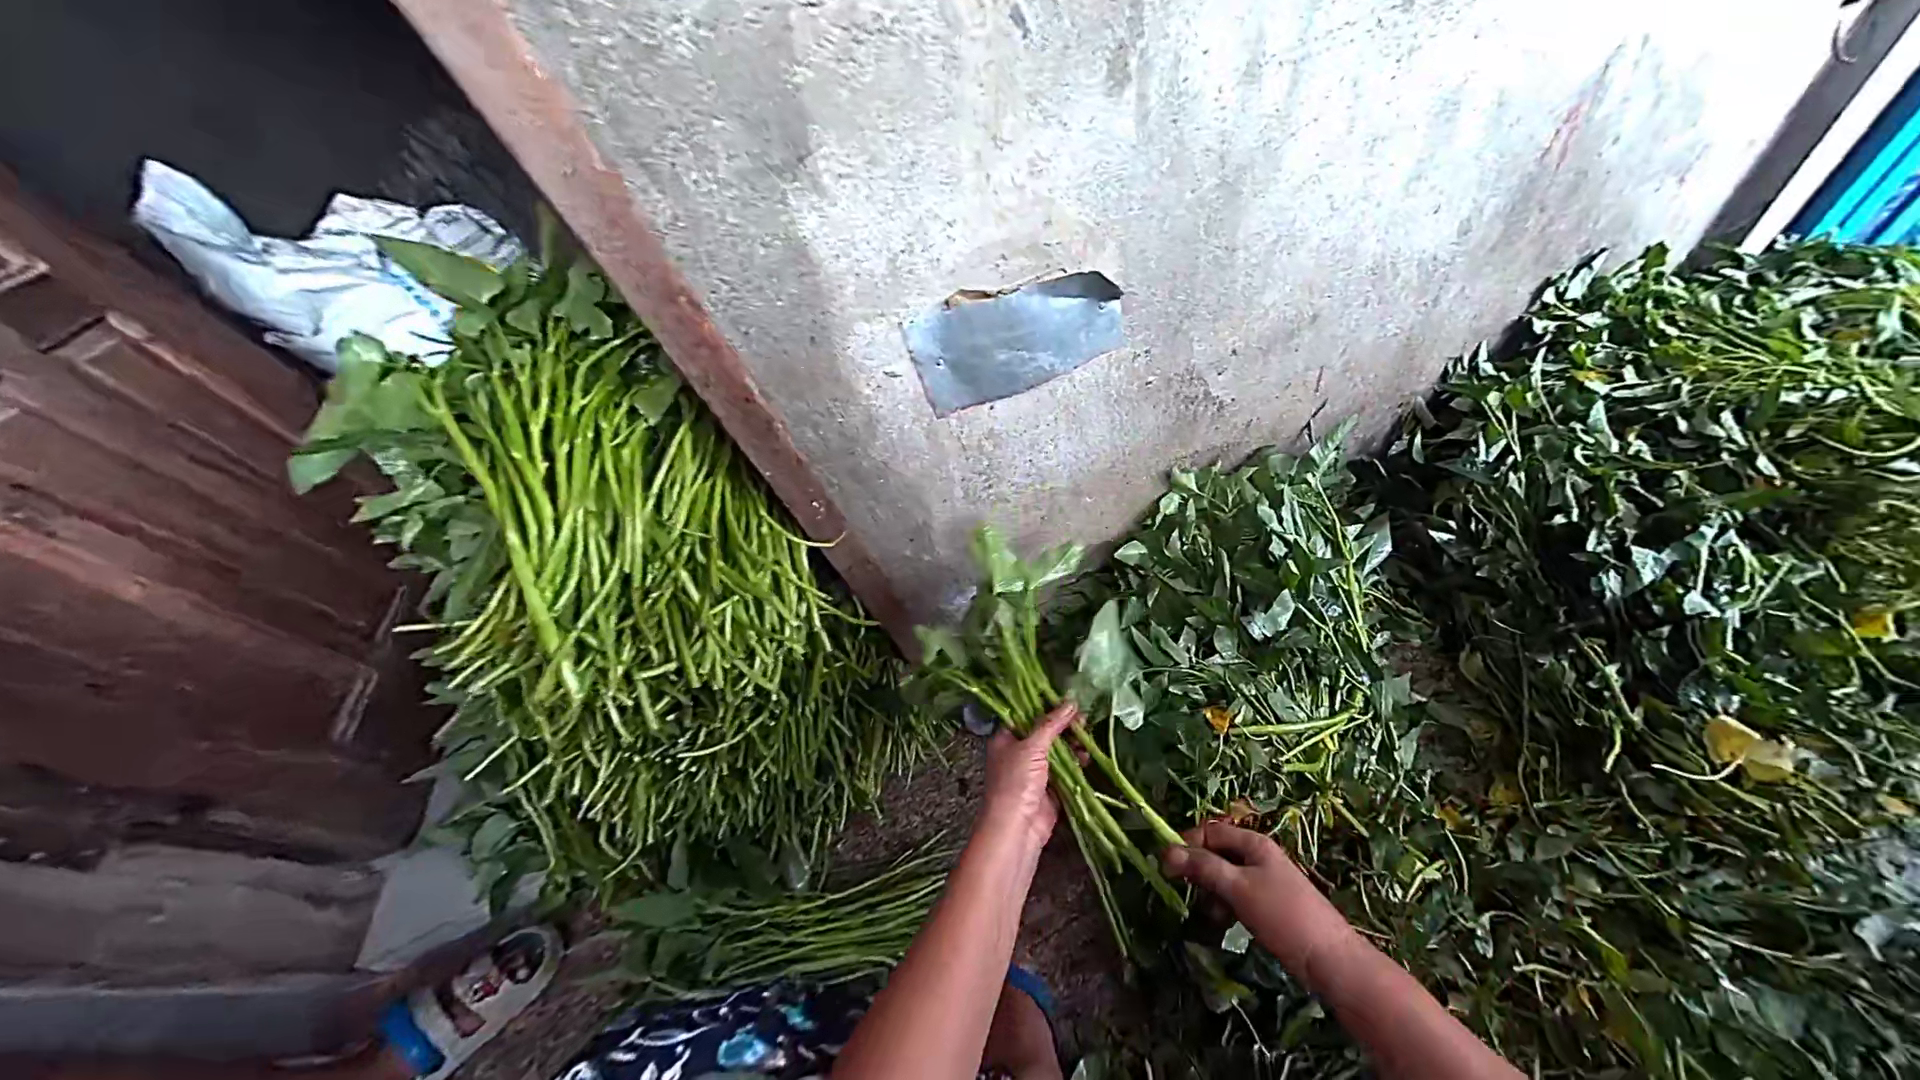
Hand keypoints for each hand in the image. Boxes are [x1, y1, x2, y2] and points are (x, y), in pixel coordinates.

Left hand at [978, 702, 1077, 852]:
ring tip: (1086, 738)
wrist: (1017, 828)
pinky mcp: (1049, 787)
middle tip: (1083, 720)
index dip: (1047, 707)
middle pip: (1045, 733)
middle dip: (1064, 726)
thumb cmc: (1016, 782)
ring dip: (1072, 744)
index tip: (1068, 701)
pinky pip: (1065, 770)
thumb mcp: (1031, 747)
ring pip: (1057, 751)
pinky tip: (1086, 756)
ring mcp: (1034, 770)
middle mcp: (1018, 752)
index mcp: (1006, 738)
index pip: (1027, 715)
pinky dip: (1076, 763)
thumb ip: (1051, 724)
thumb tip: (1070, 702)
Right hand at [1161, 821, 1354, 979]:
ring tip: (1207, 913)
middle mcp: (1258, 856)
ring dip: (1211, 891)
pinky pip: (1236, 895)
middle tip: (1185, 891)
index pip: (1209, 831)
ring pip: (1225, 876)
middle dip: (1198, 870)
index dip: (1187, 844)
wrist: (1332, 961)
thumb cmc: (1283, 916)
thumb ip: (1202, 867)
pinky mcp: (1269, 904)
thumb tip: (1166, 851)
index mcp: (1254, 843)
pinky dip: (1225, 905)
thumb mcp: (1238, 888)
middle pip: (1216, 853)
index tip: (1168, 867)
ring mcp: (1265, 881)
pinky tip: (1222, 922)